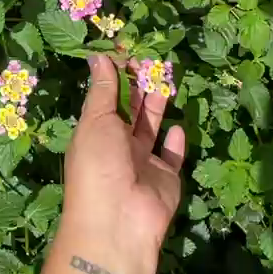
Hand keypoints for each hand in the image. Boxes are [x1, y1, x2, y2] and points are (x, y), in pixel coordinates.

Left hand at [60, 53, 186, 273]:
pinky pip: (171, 156)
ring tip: (168, 79)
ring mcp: (142, 163)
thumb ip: (103, 90)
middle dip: (140, 87)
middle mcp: (117, 146)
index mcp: (95, 132)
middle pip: (131, 111)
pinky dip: (175, 141)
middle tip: (153, 60)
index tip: (128, 52)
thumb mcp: (96, 121)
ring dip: (158, 105)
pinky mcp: (165, 178)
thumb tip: (98, 55)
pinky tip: (178, 124)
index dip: (117, 77)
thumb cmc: (99, 164)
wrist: (118, 221)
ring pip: (152, 127)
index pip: (107, 98)